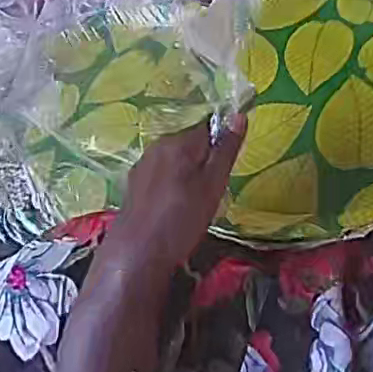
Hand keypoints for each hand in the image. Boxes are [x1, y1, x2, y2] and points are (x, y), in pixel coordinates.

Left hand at [94, 114, 246, 289]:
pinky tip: (173, 211)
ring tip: (192, 206)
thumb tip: (239, 114)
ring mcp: (142, 165)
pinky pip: (162, 176)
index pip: (209, 128)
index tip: (222, 175)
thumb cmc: (181, 219)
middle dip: (205, 163)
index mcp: (178, 141)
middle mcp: (157, 146)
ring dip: (188, 176)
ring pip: (177, 161)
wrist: (135, 257)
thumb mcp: (214, 184)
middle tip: (210, 194)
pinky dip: (172, 187)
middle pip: (192, 145)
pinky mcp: (133, 185)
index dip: (221, 150)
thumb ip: (227, 149)